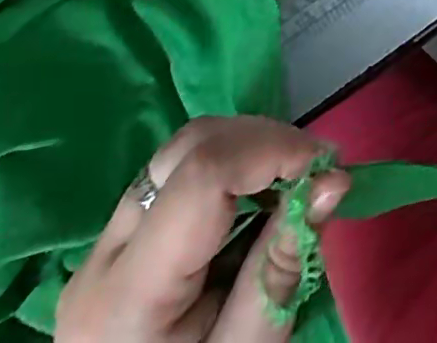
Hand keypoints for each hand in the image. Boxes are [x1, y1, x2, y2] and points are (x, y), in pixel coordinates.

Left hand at [56, 117, 350, 342]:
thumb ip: (281, 267)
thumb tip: (332, 180)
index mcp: (127, 294)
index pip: (200, 175)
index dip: (273, 151)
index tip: (328, 168)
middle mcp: (104, 253)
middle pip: (191, 147)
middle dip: (267, 143)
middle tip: (318, 173)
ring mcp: (106, 241)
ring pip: (187, 148)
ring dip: (253, 150)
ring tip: (295, 185)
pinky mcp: (121, 236)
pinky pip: (182, 170)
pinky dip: (235, 165)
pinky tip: (262, 198)